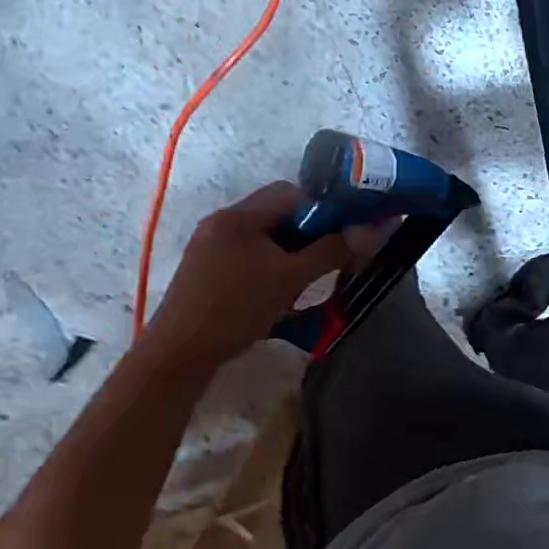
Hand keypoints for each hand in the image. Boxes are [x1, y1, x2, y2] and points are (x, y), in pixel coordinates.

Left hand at [139, 182, 354, 374]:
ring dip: (289, 247)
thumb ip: (330, 251)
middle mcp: (222, 221)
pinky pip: (247, 250)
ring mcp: (210, 243)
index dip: (323, 207)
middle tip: (328, 254)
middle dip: (307, 229)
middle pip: (276, 211)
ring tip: (305, 274)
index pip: (292, 193)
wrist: (179, 355)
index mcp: (239, 215)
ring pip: (263, 233)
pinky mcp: (205, 266)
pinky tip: (279, 287)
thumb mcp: (289, 280)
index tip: (344, 231)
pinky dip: (269, 260)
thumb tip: (369, 231)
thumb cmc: (235, 310)